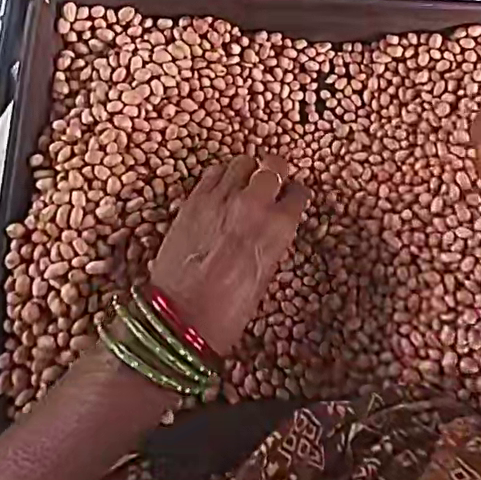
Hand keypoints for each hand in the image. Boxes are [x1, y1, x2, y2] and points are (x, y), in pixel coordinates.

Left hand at [148, 154, 308, 355]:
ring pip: (242, 163)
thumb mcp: (266, 273)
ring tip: (245, 181)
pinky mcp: (194, 200)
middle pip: (273, 166)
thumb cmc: (229, 309)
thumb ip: (272, 240)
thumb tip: (272, 226)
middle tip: (274, 177)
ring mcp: (222, 198)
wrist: (182, 316)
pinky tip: (222, 188)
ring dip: (247, 170)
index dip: (295, 194)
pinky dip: (221, 176)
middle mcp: (254, 205)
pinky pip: (213, 173)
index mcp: (279, 227)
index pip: (298, 193)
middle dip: (276, 171)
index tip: (292, 196)